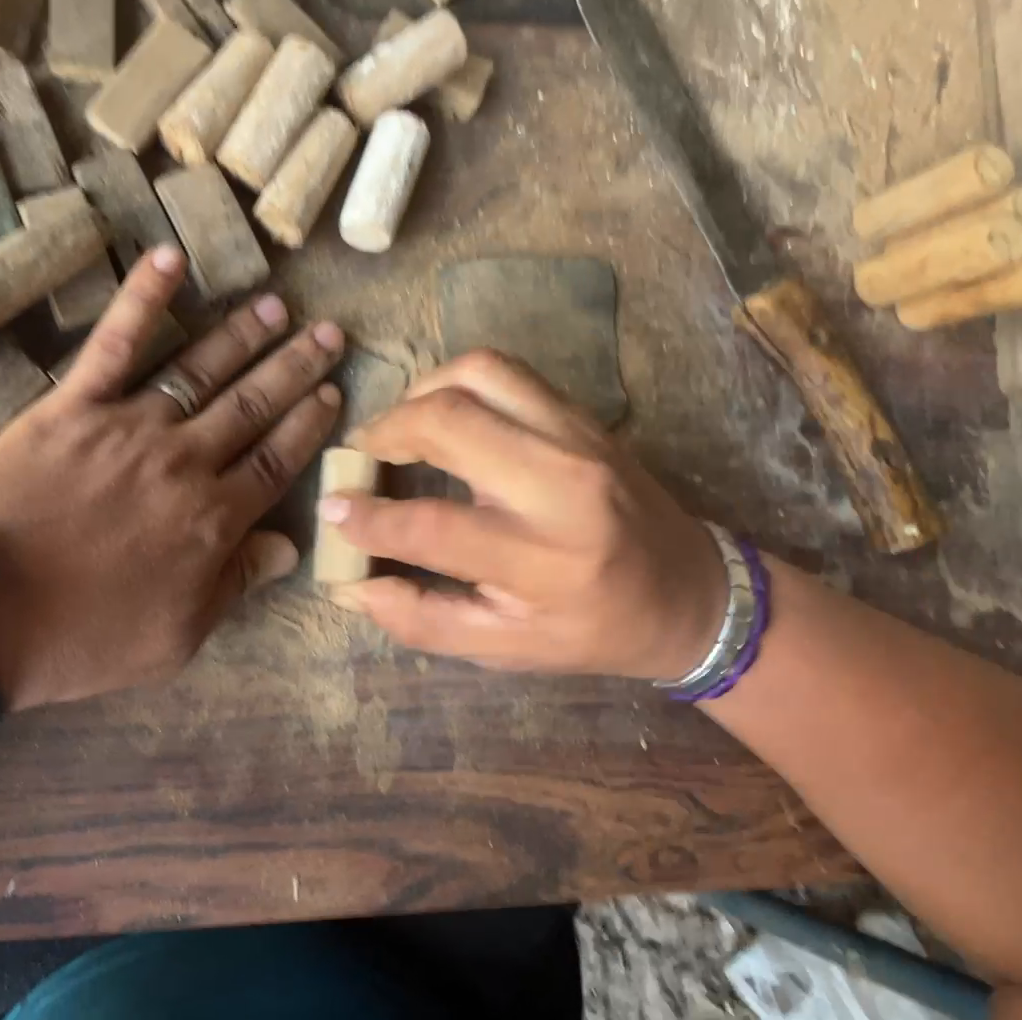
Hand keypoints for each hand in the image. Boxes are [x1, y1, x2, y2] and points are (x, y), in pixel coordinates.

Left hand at [0, 248, 344, 711]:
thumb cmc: (81, 637)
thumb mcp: (174, 638)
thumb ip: (233, 585)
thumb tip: (288, 547)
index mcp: (211, 521)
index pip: (276, 462)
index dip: (308, 425)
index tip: (332, 393)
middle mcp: (183, 462)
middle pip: (252, 406)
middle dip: (294, 367)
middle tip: (327, 333)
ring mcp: (128, 426)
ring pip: (200, 369)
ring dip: (242, 334)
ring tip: (275, 305)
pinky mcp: (72, 405)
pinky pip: (114, 342)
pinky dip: (143, 297)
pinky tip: (169, 257)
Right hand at [321, 351, 726, 680]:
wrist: (689, 592)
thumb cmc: (590, 630)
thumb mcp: (504, 650)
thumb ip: (421, 620)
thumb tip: (349, 587)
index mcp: (544, 562)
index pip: (432, 526)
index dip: (367, 518)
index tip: (332, 510)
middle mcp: (564, 487)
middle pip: (450, 421)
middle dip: (385, 432)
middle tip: (360, 456)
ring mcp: (578, 438)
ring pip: (477, 375)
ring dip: (418, 394)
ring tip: (397, 429)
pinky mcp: (582, 415)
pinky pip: (505, 371)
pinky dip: (455, 380)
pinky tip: (439, 412)